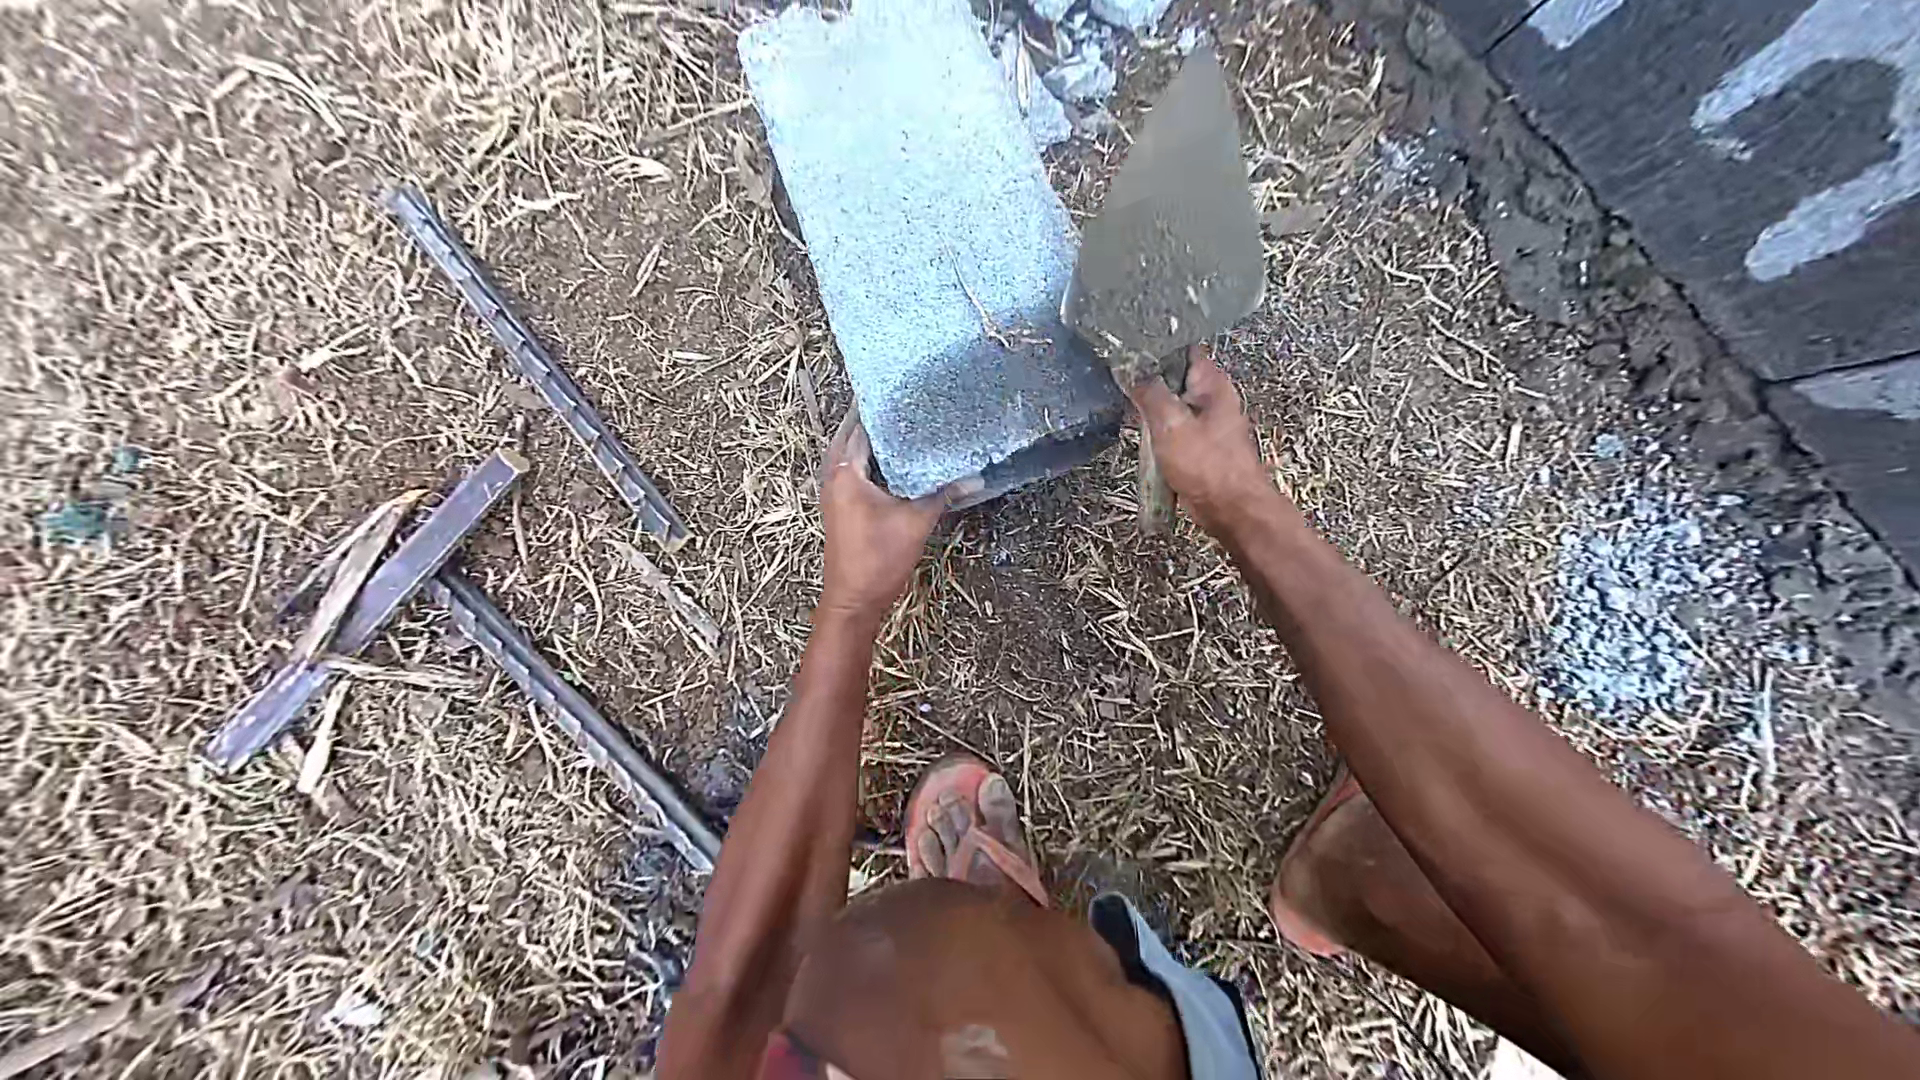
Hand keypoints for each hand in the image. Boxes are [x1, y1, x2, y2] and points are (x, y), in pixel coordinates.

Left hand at [818, 408, 969, 627]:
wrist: (853, 600)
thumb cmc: (878, 560)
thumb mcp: (916, 522)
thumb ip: (943, 495)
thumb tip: (976, 478)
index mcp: (846, 474)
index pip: (859, 429)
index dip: (877, 409)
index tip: (896, 390)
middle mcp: (834, 479)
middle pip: (850, 438)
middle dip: (871, 421)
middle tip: (899, 403)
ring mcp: (835, 495)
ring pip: (850, 457)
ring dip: (868, 442)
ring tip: (898, 425)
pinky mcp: (841, 508)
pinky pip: (853, 473)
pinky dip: (868, 462)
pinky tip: (892, 463)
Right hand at [1124, 345, 1278, 536]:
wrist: (1230, 509)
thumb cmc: (1206, 465)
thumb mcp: (1170, 423)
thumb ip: (1150, 393)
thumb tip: (1131, 372)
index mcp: (1212, 384)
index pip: (1184, 350)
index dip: (1157, 349)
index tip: (1129, 353)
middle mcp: (1212, 399)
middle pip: (1174, 380)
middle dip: (1148, 384)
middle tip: (1123, 389)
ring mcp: (1206, 424)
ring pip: (1170, 408)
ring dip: (1150, 413)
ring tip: (1129, 414)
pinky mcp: (1198, 447)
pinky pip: (1171, 432)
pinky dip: (1157, 435)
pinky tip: (1142, 442)